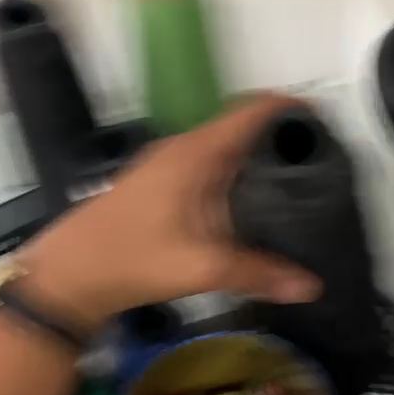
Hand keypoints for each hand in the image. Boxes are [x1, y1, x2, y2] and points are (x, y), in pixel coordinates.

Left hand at [16, 95, 320, 330]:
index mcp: (196, 153)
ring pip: (228, 151)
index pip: (251, 111)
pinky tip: (256, 207)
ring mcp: (171, 167)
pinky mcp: (163, 187)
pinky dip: (240, 177)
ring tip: (301, 183)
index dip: (289, 108)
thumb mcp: (201, 268)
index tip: (325, 123)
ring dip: (261, 159)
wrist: (68, 275)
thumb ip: (259, 273)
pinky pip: (213, 170)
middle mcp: (185, 150)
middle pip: (244, 129)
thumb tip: (312, 286)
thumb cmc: (132, 259)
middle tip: (324, 161)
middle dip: (283, 138)